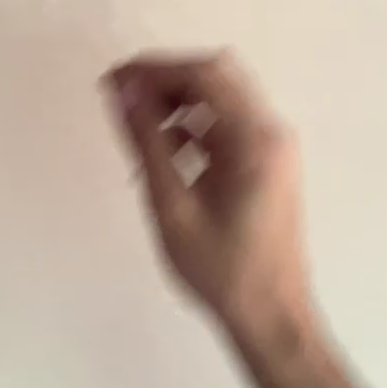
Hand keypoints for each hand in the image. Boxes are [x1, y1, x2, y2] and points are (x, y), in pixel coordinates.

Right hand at [105, 52, 312, 348]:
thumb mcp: (172, 204)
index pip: (204, 74)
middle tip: (120, 94)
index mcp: (255, 138)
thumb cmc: (221, 268)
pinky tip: (162, 150)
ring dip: (175, 99)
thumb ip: (146, 141)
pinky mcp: (264, 160)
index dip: (154, 69)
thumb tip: (121, 91)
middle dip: (163, 78)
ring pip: (218, 95)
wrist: (272, 318)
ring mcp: (271, 145)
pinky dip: (189, 122)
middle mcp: (270, 131)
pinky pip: (223, 122)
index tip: (114, 82)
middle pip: (215, 75)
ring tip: (135, 123)